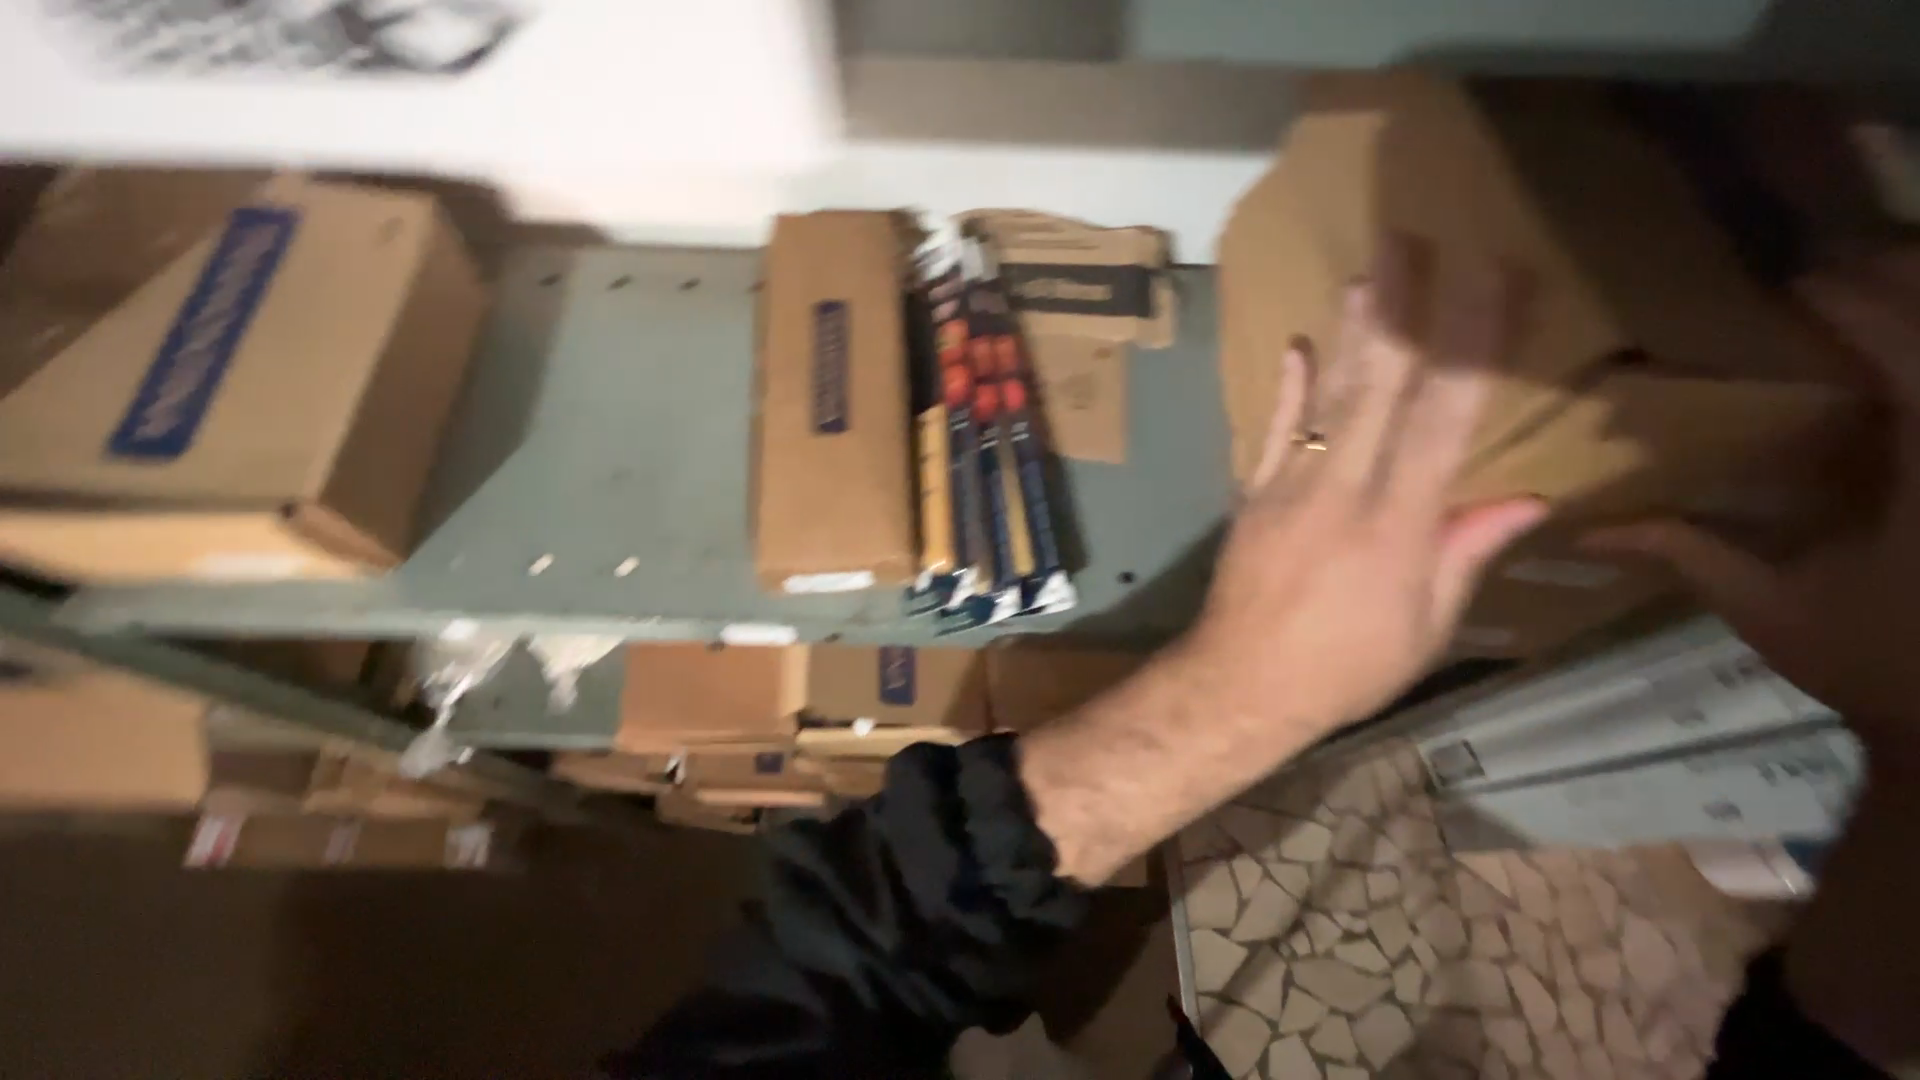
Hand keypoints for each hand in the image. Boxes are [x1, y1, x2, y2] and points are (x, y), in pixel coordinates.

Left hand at [1178, 234, 1547, 738]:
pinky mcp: (1252, 497)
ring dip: (1348, 335)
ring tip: (1366, 275)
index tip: (1495, 280)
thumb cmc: (1344, 668)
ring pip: (1326, 399)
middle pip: (1379, 388)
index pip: (1445, 416)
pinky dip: (1288, 391)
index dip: (1472, 343)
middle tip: (1411, 242)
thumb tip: (1528, 499)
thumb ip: (1466, 552)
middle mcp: (1343, 491)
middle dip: (1401, 311)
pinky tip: (1298, 349)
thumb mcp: (1425, 625)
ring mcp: (1288, 488)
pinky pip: (1273, 434)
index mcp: (1399, 523)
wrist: (1240, 683)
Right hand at [1588, 252, 1919, 755]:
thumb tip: (1580, 534)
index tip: (1803, 284)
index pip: (1913, 365)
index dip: (1865, 312)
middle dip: (1907, 291)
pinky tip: (1889, 371)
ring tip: (1876, 291)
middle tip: (1840, 264)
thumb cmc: (1870, 662)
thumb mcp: (1765, 607)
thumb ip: (1683, 555)